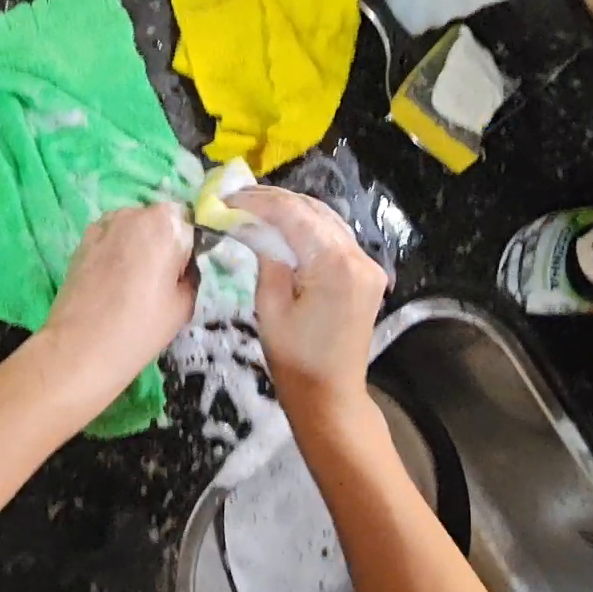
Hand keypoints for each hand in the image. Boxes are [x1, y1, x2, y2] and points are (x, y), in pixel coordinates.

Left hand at [37, 202, 196, 400]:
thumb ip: (191, 272)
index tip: (183, 272)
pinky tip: (111, 280)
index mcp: (165, 222)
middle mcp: (133, 213)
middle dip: (162, 243)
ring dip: (137, 245)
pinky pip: (110, 239)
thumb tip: (183, 264)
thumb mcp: (185, 303)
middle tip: (160, 280)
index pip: (190, 223)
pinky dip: (115, 251)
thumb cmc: (141, 325)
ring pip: (132, 228)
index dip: (189, 247)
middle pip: (159, 221)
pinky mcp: (82, 240)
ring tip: (132, 282)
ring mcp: (104, 224)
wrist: (81, 345)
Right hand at [230, 187, 388, 417]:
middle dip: (272, 200)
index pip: (293, 215)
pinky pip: (333, 236)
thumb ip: (266, 255)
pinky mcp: (365, 272)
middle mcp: (358, 257)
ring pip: (324, 218)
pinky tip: (281, 225)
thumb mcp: (269, 304)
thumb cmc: (293, 357)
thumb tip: (253, 224)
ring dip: (289, 209)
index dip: (257, 202)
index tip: (226, 199)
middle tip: (234, 198)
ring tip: (252, 206)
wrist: (329, 393)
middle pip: (312, 210)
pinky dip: (306, 225)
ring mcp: (367, 264)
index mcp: (335, 266)